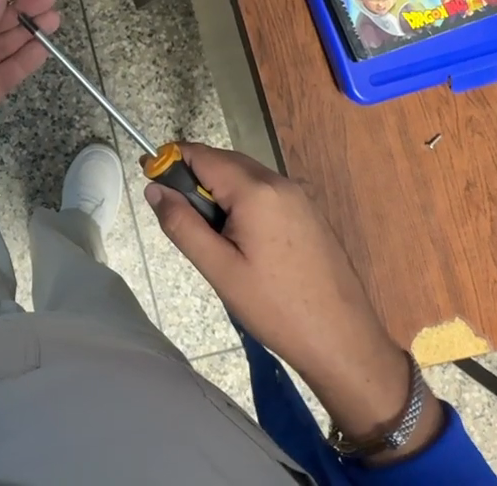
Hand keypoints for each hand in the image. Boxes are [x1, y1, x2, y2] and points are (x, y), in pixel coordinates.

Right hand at [145, 143, 441, 460]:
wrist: (345, 343)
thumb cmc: (275, 308)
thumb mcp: (219, 269)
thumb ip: (181, 224)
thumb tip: (153, 188)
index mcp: (256, 191)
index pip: (201, 154)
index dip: (170, 162)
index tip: (151, 182)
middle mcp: (279, 182)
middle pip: (223, 161)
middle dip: (194, 179)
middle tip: (180, 219)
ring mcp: (299, 196)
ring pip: (244, 176)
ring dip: (218, 192)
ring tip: (212, 238)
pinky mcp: (310, 213)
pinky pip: (265, 192)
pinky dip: (242, 202)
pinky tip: (242, 242)